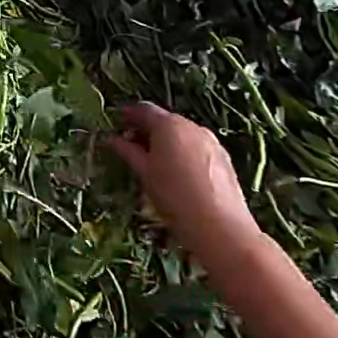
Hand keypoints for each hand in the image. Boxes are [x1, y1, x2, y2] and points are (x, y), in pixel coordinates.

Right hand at [107, 102, 261, 265]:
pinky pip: (195, 146)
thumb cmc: (173, 194)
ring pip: (181, 133)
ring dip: (164, 140)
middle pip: (164, 120)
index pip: (143, 110)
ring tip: (151, 158)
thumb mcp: (143, 171)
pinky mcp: (224, 159)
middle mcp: (193, 127)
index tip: (114, 124)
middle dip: (145, 128)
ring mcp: (212, 143)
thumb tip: (112, 139)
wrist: (221, 227)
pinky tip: (174, 169)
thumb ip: (127, 150)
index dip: (127, 114)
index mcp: (169, 125)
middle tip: (129, 143)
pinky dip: (181, 149)